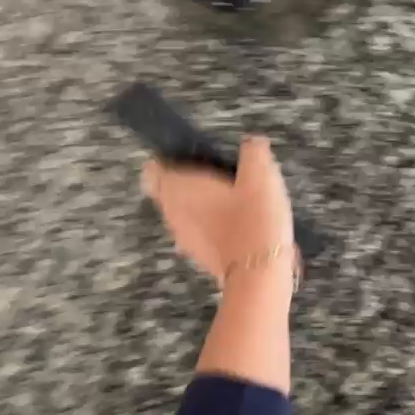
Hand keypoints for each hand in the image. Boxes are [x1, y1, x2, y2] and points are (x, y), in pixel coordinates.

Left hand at [140, 137, 293, 284]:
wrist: (258, 272)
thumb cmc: (254, 219)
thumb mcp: (261, 175)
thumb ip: (253, 152)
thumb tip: (252, 142)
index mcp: (179, 189)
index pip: (153, 170)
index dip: (169, 161)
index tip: (194, 159)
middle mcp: (173, 213)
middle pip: (170, 191)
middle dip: (191, 181)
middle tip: (223, 175)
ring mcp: (184, 237)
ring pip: (185, 211)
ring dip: (204, 203)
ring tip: (238, 198)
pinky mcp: (199, 254)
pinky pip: (199, 230)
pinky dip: (214, 223)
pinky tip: (242, 222)